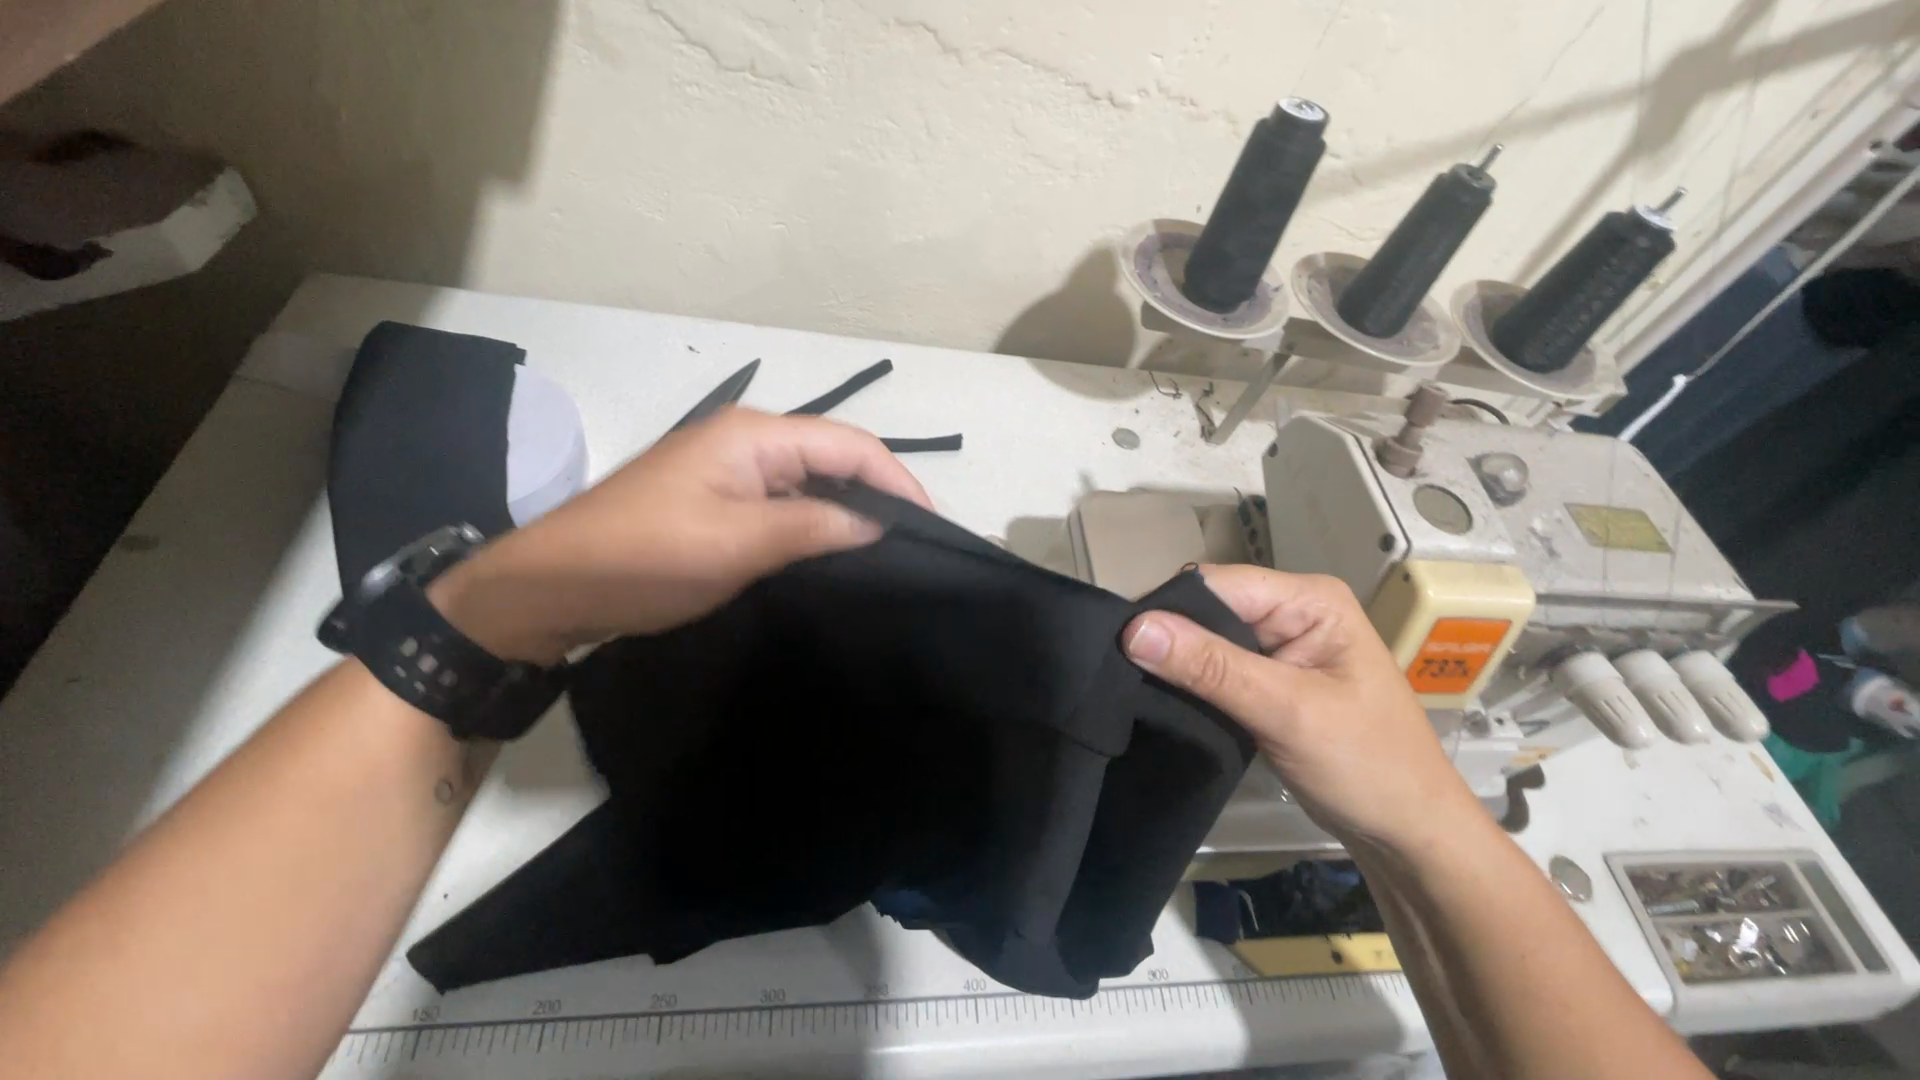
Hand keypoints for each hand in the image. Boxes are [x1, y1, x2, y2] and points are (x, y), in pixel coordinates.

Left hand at [428, 407, 930, 663]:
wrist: (553, 587)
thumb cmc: (647, 557)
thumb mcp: (739, 543)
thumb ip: (816, 526)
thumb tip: (879, 522)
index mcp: (755, 435)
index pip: (850, 446)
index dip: (898, 481)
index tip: (931, 529)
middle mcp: (747, 442)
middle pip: (835, 458)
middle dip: (880, 494)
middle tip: (915, 545)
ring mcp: (730, 472)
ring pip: (812, 483)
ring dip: (850, 511)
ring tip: (887, 552)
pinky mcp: (719, 503)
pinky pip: (786, 505)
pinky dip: (817, 525)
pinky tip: (835, 555)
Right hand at [1121, 565, 1481, 853]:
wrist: (1409, 833)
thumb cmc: (1366, 765)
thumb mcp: (1286, 711)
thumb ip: (1211, 667)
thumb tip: (1134, 629)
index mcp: (1309, 600)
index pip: (1217, 584)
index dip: (1168, 608)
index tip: (1116, 643)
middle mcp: (1292, 611)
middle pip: (1208, 607)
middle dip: (1167, 635)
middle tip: (1117, 669)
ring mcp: (1280, 648)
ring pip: (1207, 639)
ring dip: (1175, 661)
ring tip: (1130, 685)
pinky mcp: (1268, 681)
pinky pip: (1216, 668)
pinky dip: (1190, 683)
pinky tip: (1163, 699)